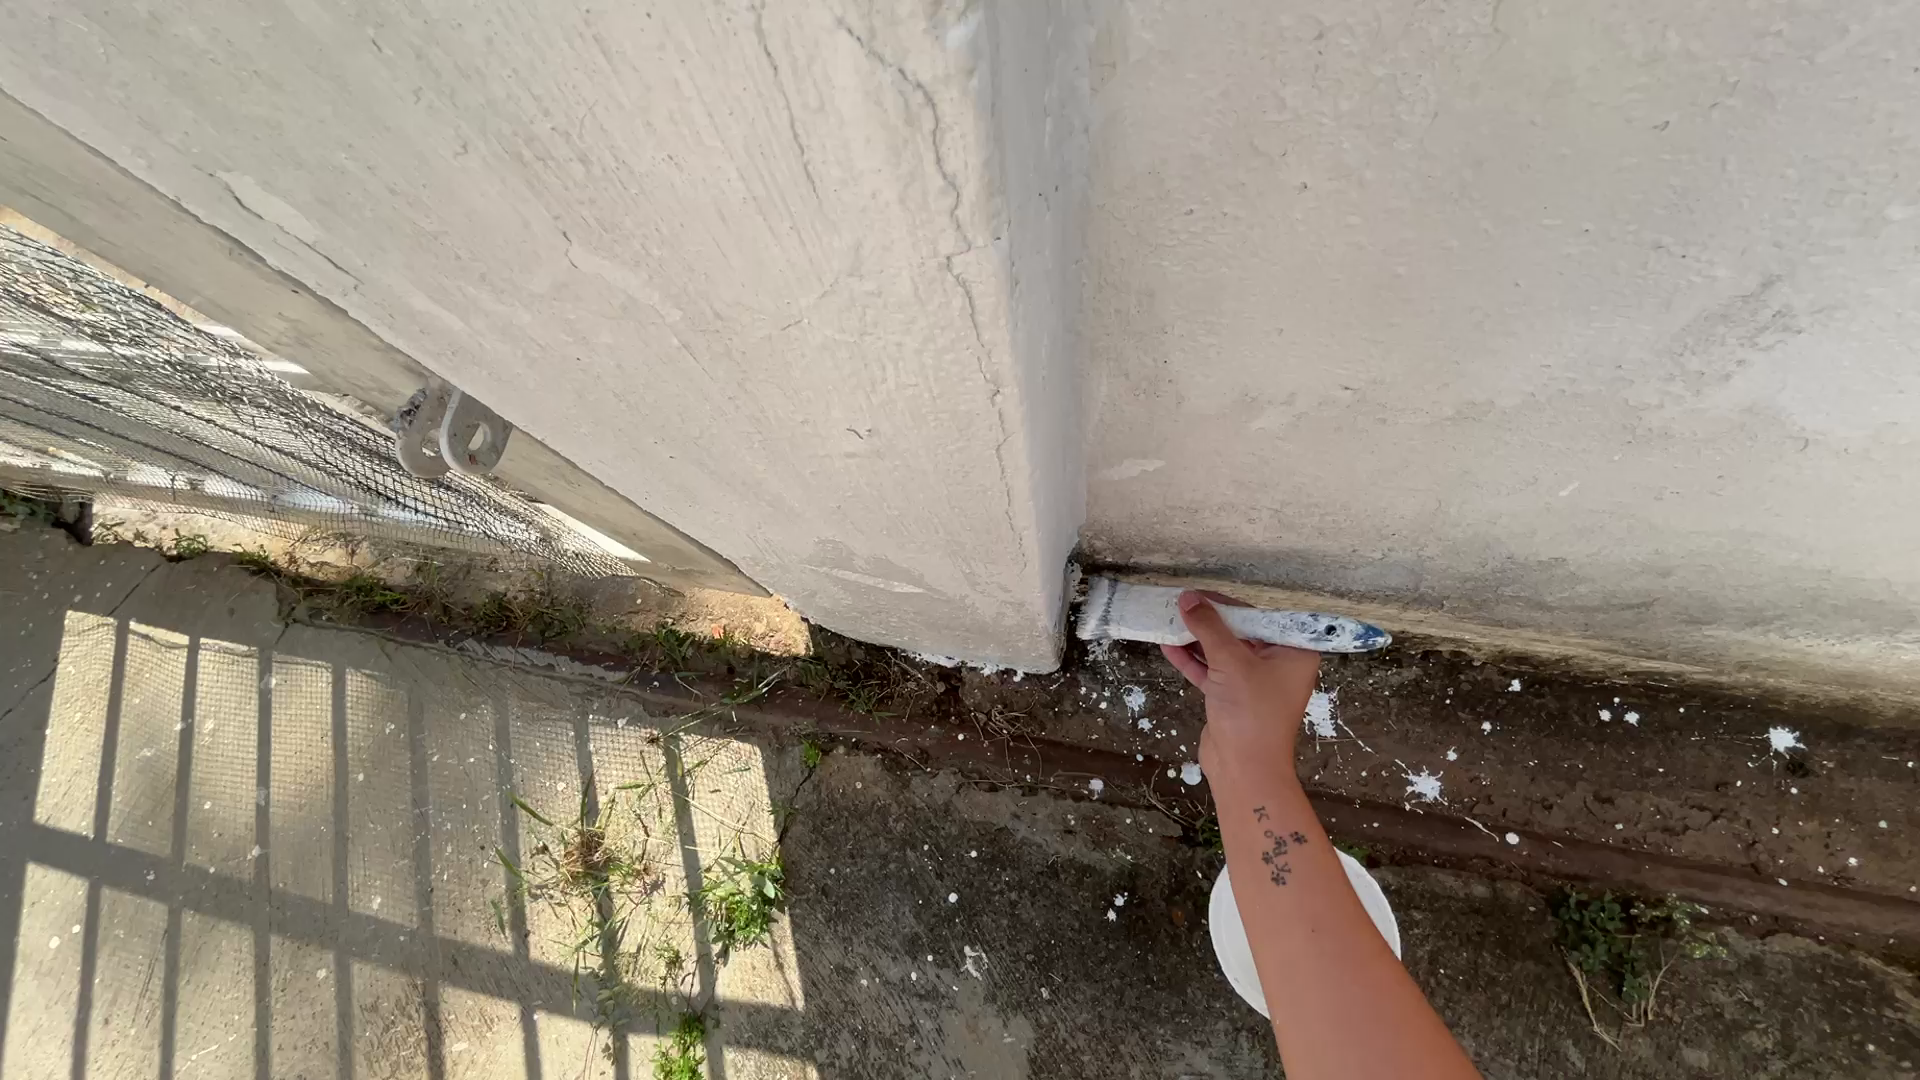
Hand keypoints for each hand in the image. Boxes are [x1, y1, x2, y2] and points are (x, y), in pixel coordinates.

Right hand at [1160, 590, 1320, 787]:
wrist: (1245, 769)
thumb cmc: (1251, 712)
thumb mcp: (1230, 662)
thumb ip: (1208, 627)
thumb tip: (1188, 598)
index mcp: (1293, 652)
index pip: (1259, 617)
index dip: (1228, 604)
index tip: (1199, 594)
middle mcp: (1277, 664)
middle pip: (1239, 632)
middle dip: (1208, 620)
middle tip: (1181, 604)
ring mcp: (1253, 682)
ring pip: (1222, 651)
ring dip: (1196, 639)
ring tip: (1169, 621)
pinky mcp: (1231, 697)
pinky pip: (1211, 671)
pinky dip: (1191, 660)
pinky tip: (1168, 646)